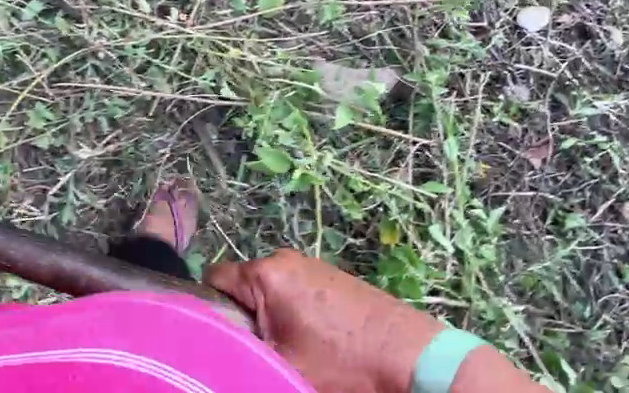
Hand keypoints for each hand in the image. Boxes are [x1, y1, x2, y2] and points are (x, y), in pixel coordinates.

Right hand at [207, 250, 444, 392]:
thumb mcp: (287, 369)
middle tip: (260, 353)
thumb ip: (247, 357)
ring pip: (272, 293)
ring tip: (293, 354)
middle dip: (246, 319)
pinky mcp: (335, 279)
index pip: (213, 279)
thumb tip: (221, 354)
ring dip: (274, 320)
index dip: (209, 309)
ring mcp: (312, 266)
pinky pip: (297, 294)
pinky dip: (297, 317)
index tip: (218, 339)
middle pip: (244, 287)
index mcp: (265, 273)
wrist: (420, 362)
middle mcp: (284, 259)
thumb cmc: (347, 365)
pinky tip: (318, 347)